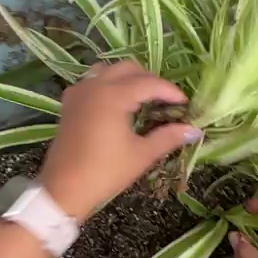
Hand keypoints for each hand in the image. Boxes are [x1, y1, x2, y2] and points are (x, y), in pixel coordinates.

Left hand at [37, 61, 200, 221]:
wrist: (64, 189)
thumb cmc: (105, 172)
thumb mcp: (141, 155)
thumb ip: (168, 137)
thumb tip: (194, 130)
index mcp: (113, 95)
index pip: (149, 83)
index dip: (170, 91)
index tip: (185, 104)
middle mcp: (94, 86)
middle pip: (127, 68)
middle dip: (149, 79)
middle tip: (165, 99)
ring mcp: (79, 92)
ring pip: (107, 71)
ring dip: (127, 78)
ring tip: (142, 97)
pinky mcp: (69, 103)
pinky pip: (91, 82)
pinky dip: (107, 85)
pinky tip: (116, 103)